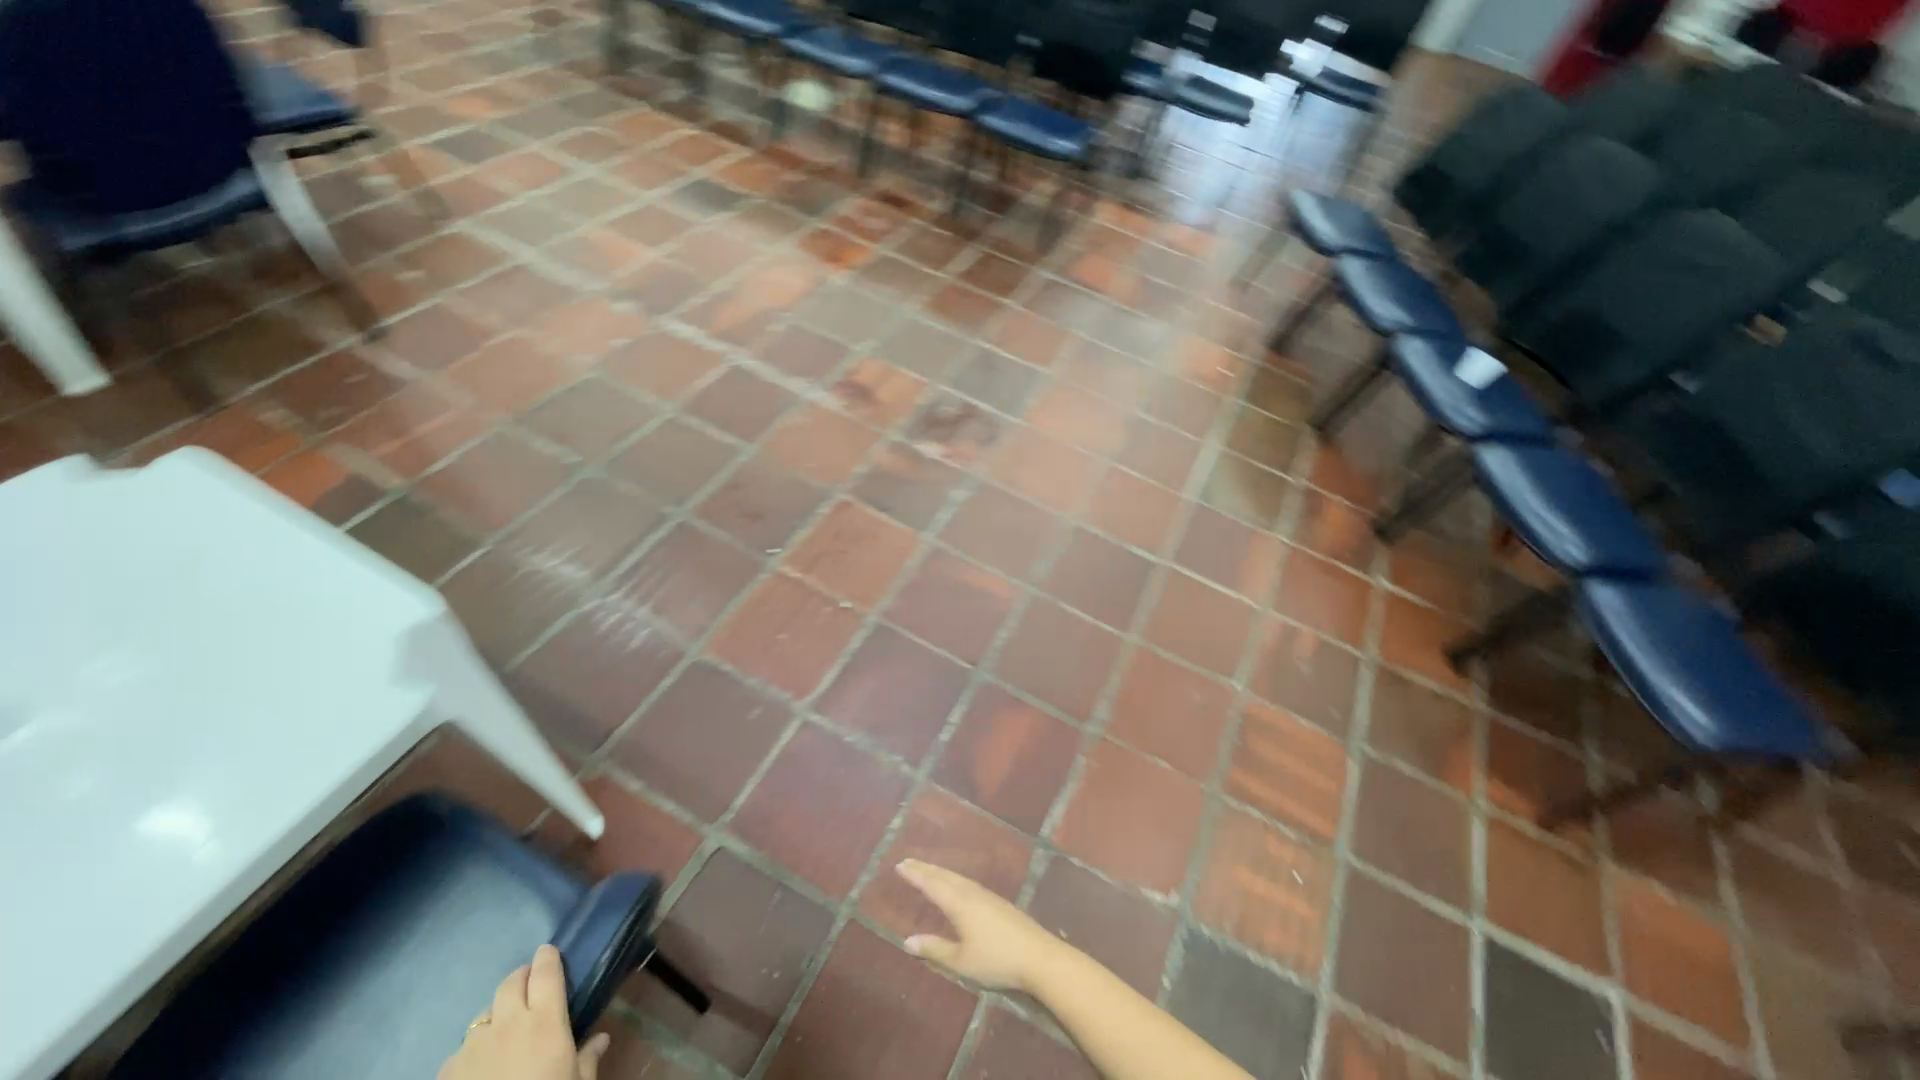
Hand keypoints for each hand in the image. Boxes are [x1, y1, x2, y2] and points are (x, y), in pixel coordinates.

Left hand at [437, 945, 609, 1079]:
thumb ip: (588, 1058)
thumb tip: (602, 1038)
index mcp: (545, 1022)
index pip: (545, 973)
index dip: (547, 958)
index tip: (548, 951)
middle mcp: (507, 1024)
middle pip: (511, 983)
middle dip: (522, 978)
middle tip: (530, 985)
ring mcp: (472, 1045)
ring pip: (484, 1015)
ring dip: (497, 1016)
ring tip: (504, 1035)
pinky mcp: (448, 1069)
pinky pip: (463, 1049)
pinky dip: (475, 1051)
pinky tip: (481, 1069)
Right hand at [896, 859, 1065, 992]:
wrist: (1040, 958)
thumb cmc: (997, 960)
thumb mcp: (961, 961)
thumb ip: (935, 949)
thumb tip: (907, 941)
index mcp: (960, 904)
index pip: (932, 885)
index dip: (915, 875)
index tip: (900, 865)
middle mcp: (973, 894)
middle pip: (945, 877)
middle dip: (926, 869)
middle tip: (908, 861)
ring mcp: (989, 897)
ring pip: (959, 878)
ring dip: (941, 872)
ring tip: (928, 869)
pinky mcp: (1000, 903)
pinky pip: (970, 883)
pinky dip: (955, 879)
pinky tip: (958, 885)